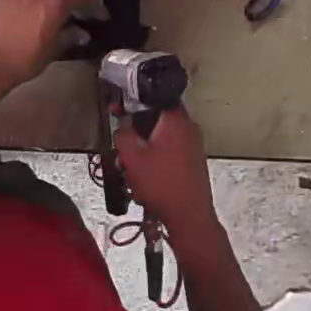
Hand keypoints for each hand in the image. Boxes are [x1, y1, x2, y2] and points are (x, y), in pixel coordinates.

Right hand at [114, 107, 219, 239]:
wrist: (189, 216)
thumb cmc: (160, 184)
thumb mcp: (131, 157)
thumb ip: (123, 134)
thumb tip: (123, 126)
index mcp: (175, 119)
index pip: (154, 95)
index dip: (132, 99)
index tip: (116, 110)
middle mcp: (189, 127)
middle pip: (157, 117)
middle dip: (137, 129)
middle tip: (122, 143)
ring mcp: (194, 145)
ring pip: (162, 136)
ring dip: (145, 146)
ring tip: (131, 165)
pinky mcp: (194, 161)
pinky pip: (170, 150)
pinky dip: (156, 157)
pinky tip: (146, 175)